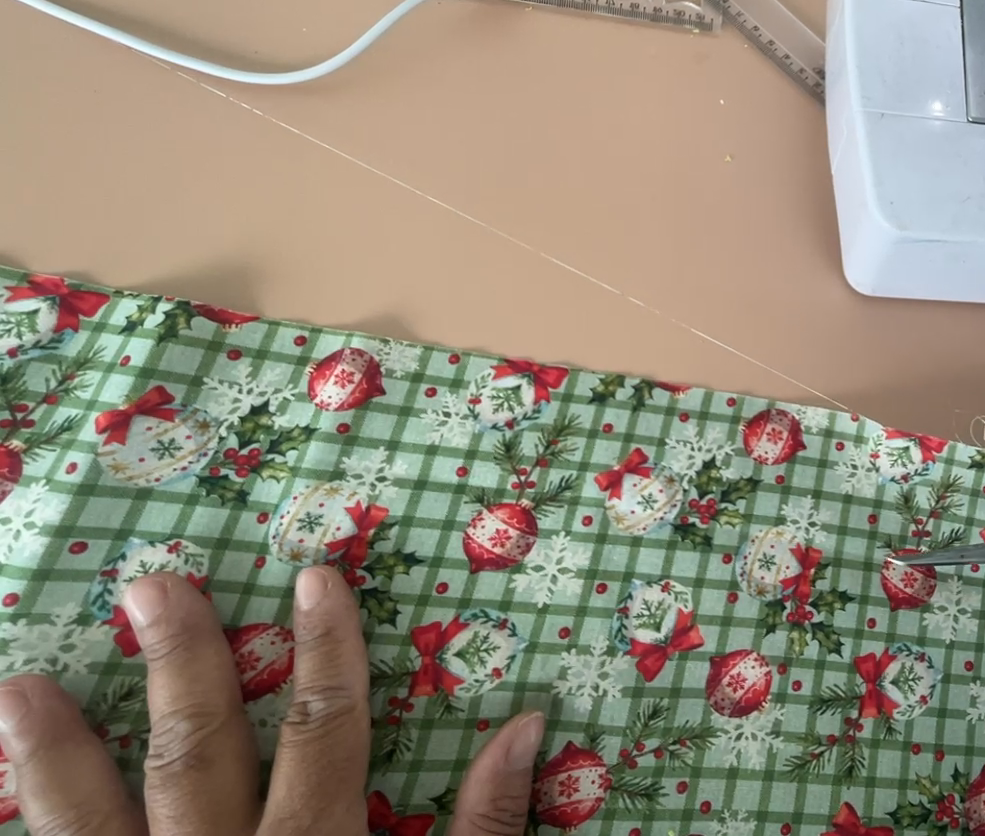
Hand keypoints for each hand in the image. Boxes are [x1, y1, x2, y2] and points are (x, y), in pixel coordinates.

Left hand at [0, 566, 543, 835]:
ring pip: (84, 827)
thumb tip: (529, 722)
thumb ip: (485, 823)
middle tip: (151, 588)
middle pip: (197, 751)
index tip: (312, 578)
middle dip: (177, 665)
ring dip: (50, 757)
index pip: (325, 725)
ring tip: (15, 688)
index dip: (325, 648)